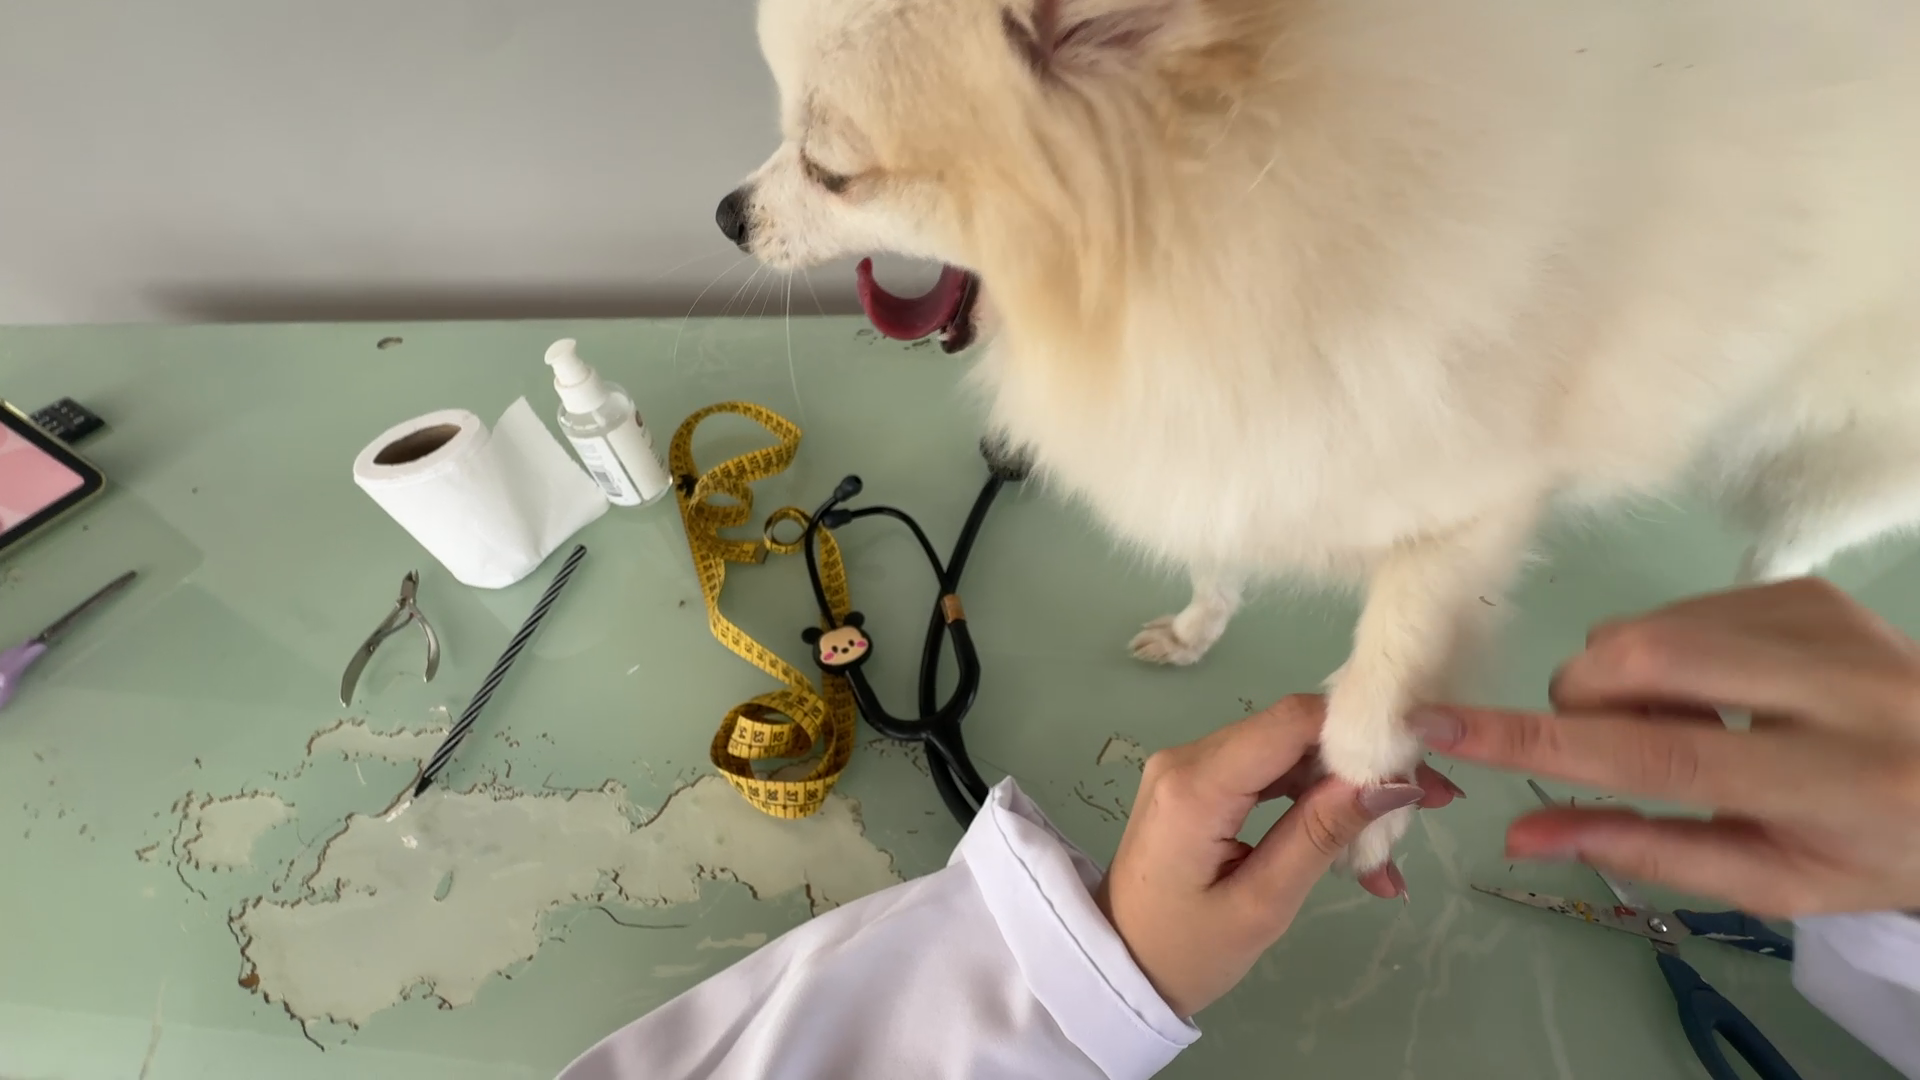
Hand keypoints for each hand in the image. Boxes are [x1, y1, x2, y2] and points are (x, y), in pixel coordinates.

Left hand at [1096, 695, 1462, 1017]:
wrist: (1120, 961)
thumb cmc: (1187, 949)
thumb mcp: (1262, 903)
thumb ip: (1319, 835)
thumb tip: (1389, 785)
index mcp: (1196, 783)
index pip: (1287, 721)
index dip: (1354, 727)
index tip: (1418, 758)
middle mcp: (1186, 756)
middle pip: (1287, 732)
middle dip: (1357, 762)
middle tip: (1430, 802)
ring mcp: (1186, 765)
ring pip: (1280, 751)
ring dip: (1338, 785)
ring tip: (1395, 832)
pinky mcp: (1193, 781)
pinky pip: (1260, 773)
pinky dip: (1305, 798)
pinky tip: (1349, 839)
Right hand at [1414, 577, 1919, 916]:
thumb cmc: (1873, 845)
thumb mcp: (1771, 878)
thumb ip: (1640, 852)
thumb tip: (1517, 837)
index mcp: (1843, 786)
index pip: (1654, 758)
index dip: (1532, 742)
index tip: (1435, 724)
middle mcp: (1847, 691)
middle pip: (1634, 662)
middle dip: (1585, 697)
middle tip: (1615, 735)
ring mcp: (1826, 624)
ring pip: (1635, 631)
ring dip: (1619, 679)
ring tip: (1685, 715)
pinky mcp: (1804, 590)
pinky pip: (1665, 610)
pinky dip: (1656, 651)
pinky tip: (1717, 682)